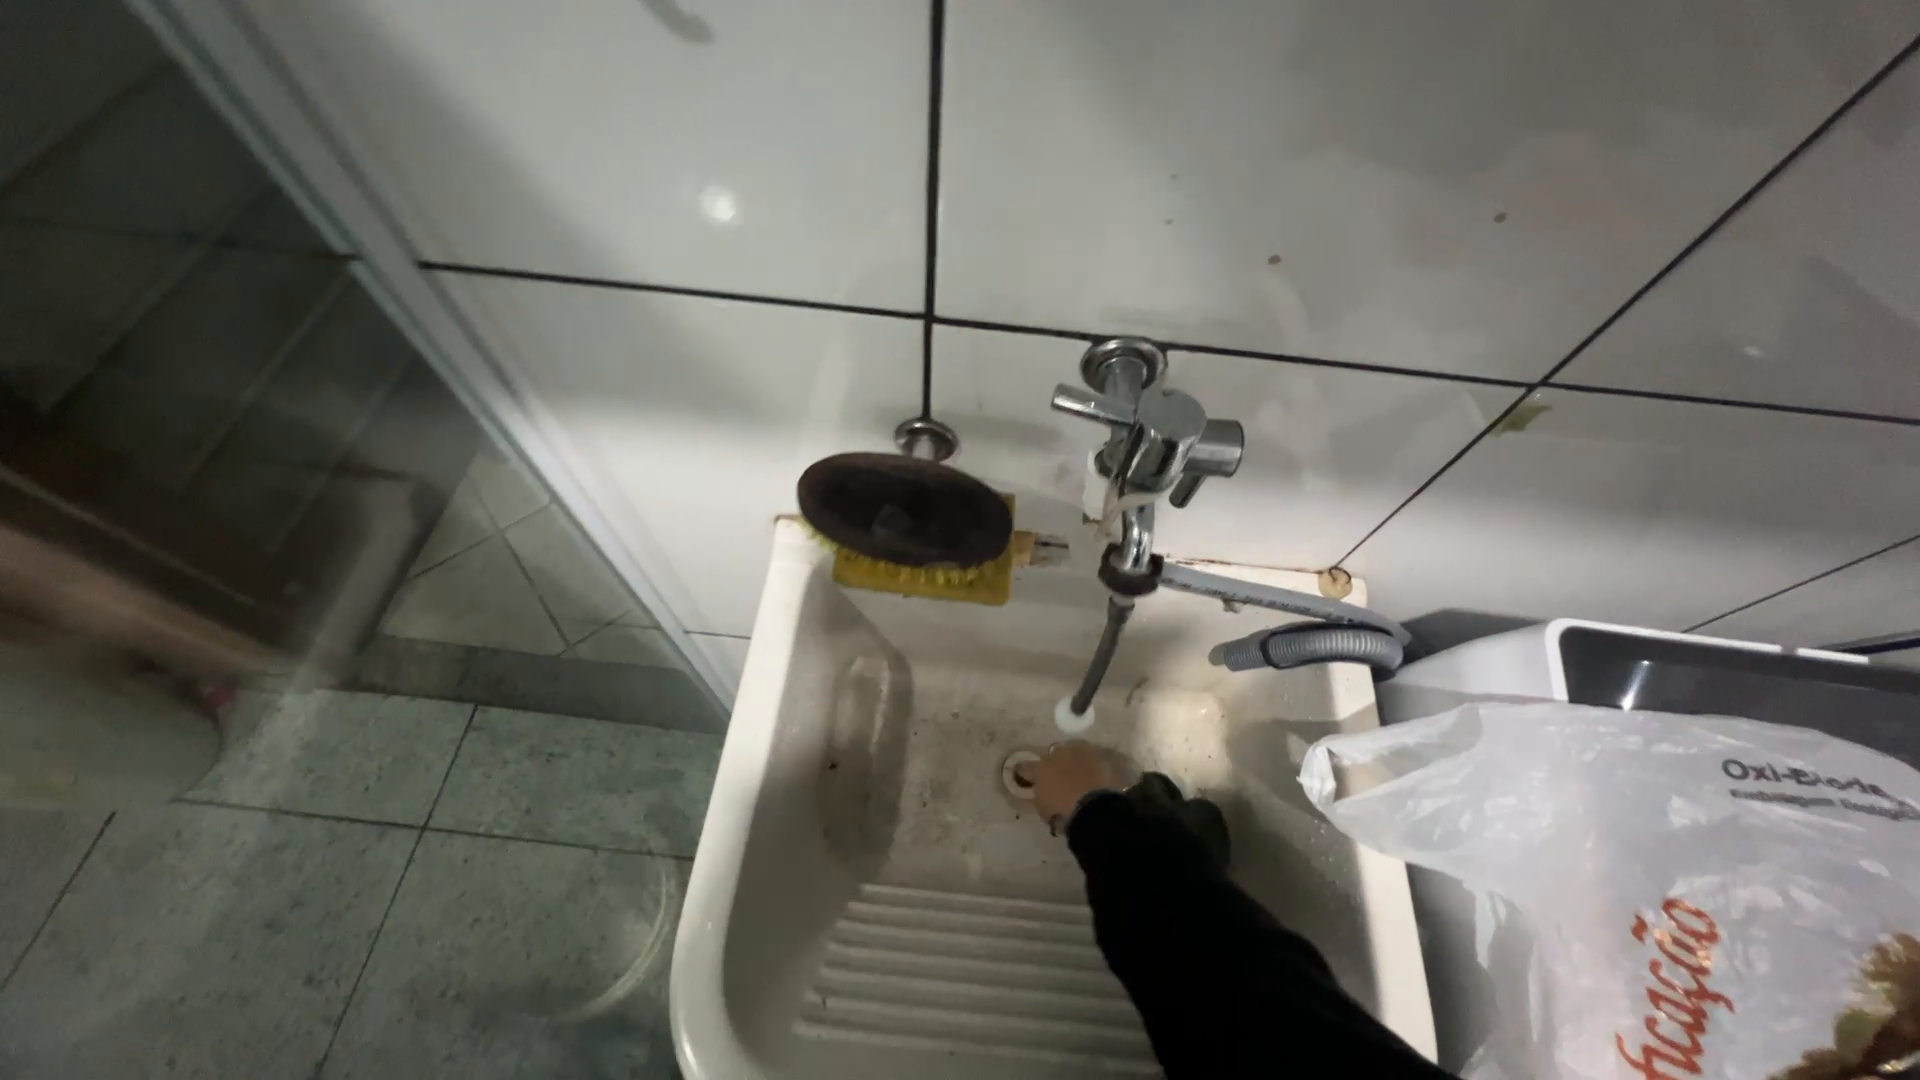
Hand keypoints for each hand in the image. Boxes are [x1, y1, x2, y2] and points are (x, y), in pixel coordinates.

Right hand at [1014, 741, 1121, 825]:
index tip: (1021, 773)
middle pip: (1053, 753)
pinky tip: (1095, 774)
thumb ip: (1041, 794)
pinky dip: (1092, 765)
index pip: (1026, 767)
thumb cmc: (1064, 814)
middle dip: (1054, 762)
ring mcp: (1081, 753)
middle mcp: (1059, 754)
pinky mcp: (1101, 756)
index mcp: (1041, 769)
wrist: (1096, 811)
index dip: (1023, 771)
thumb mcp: (1044, 808)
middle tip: (1059, 774)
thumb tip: (1043, 789)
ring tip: (1079, 772)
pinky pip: (1093, 757)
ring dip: (1074, 759)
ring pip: (1074, 750)